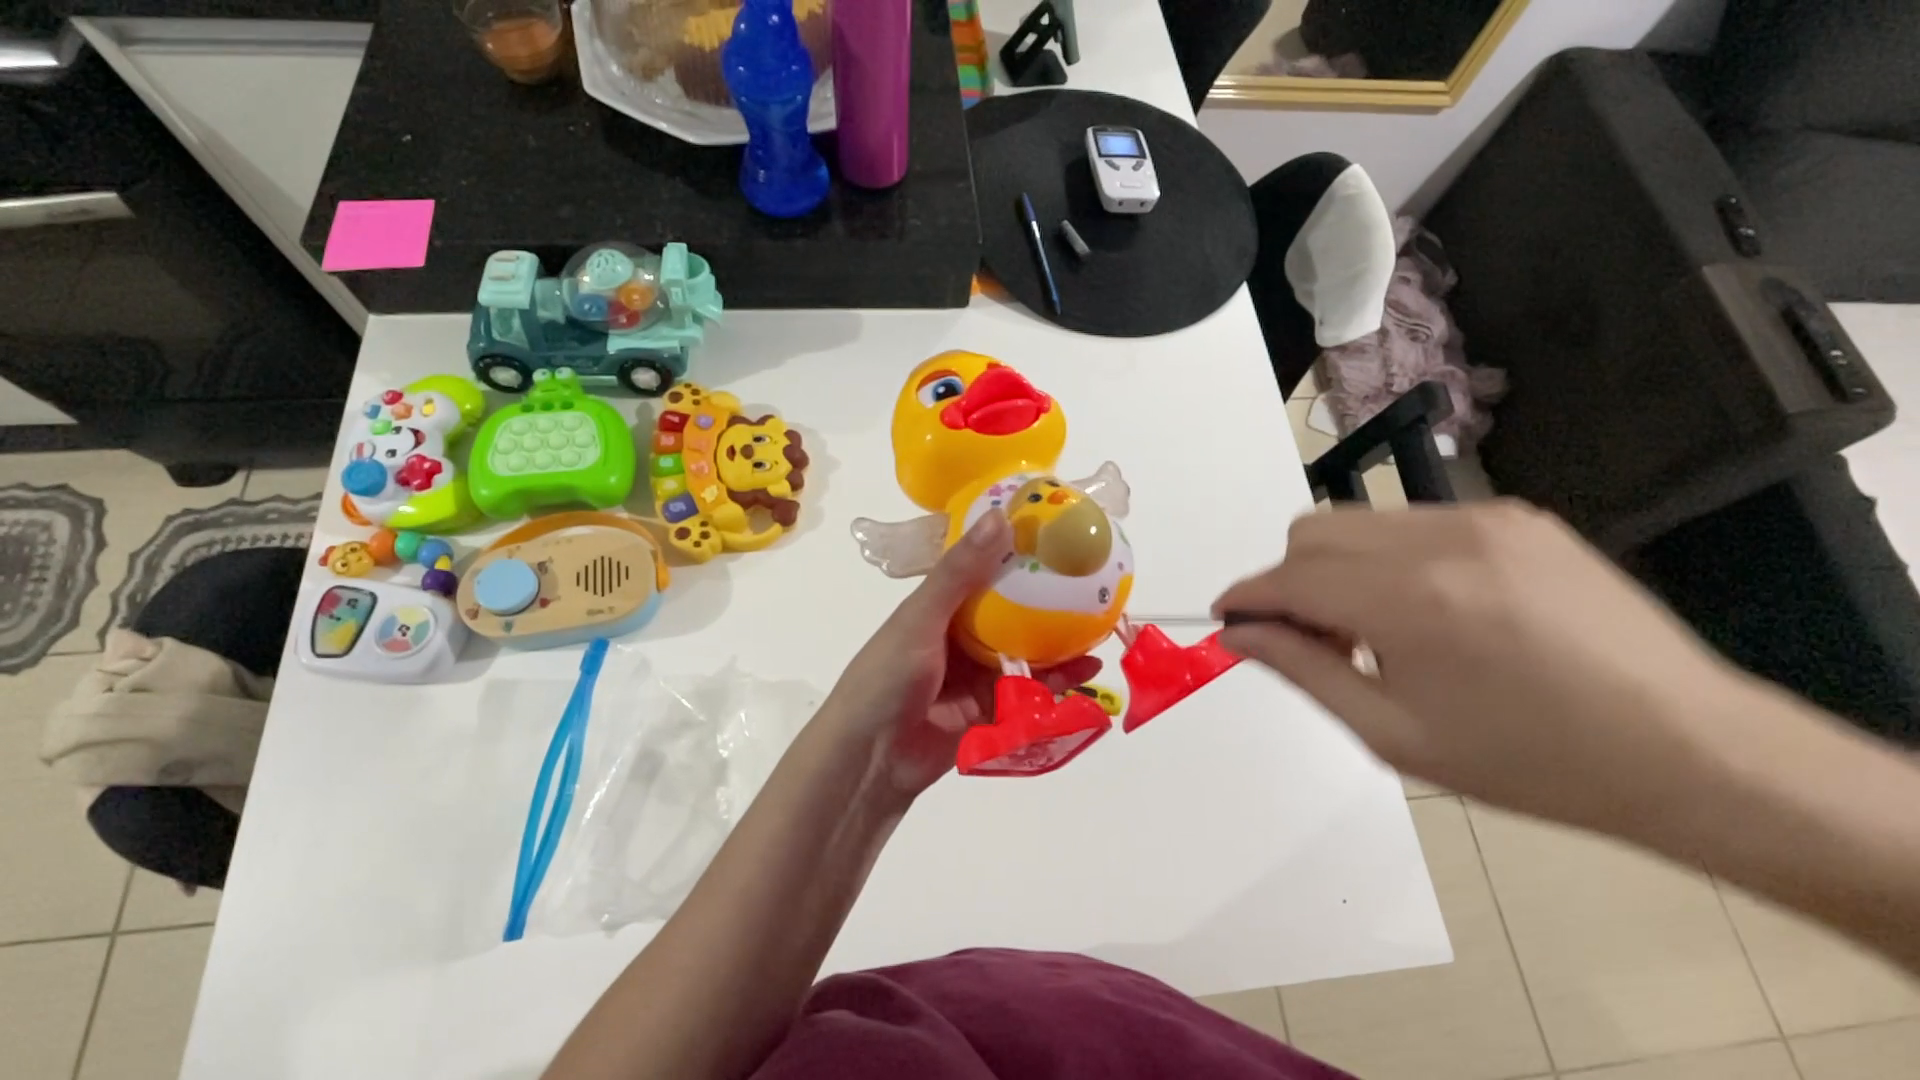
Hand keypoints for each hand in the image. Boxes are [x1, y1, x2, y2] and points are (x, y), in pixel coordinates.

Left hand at [819, 511, 1101, 799]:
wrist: (870, 759)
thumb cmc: (886, 678)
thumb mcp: (921, 618)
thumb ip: (960, 573)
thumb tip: (1000, 517)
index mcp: (940, 608)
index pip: (983, 570)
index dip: (1016, 552)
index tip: (1057, 531)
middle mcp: (961, 637)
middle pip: (1013, 612)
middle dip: (1048, 598)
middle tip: (1093, 579)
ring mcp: (977, 676)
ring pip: (1027, 652)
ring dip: (1060, 641)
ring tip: (1101, 623)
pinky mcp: (992, 711)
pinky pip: (1031, 692)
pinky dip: (1058, 682)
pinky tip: (1088, 672)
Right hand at [1212, 500, 1763, 834]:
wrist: (1687, 747)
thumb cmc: (1529, 763)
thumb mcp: (1395, 735)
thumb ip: (1304, 670)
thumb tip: (1238, 634)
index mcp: (1409, 601)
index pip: (1290, 575)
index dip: (1247, 596)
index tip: (1227, 620)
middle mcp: (1441, 539)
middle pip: (1314, 530)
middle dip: (1290, 580)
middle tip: (1316, 642)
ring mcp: (1486, 519)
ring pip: (1361, 520)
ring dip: (1340, 567)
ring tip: (1379, 632)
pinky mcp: (1519, 517)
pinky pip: (1417, 522)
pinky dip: (1392, 558)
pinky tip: (1432, 612)